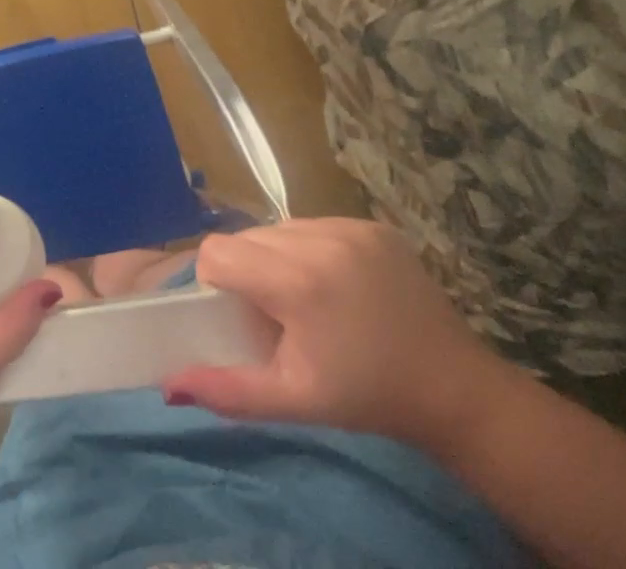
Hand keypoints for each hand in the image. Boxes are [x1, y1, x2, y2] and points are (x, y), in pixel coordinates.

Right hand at [161, 218, 517, 445]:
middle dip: (245, 271)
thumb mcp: (293, 400)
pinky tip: (332, 283)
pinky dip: (306, 249)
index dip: (217, 284)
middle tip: (274, 313)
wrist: (458, 392)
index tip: (244, 316)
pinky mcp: (374, 227)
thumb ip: (226, 390)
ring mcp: (353, 229)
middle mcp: (322, 241)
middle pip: (243, 238)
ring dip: (274, 257)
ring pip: (275, 229)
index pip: (216, 253)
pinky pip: (310, 226)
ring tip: (304, 298)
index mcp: (299, 281)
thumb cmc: (367, 396)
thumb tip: (166, 386)